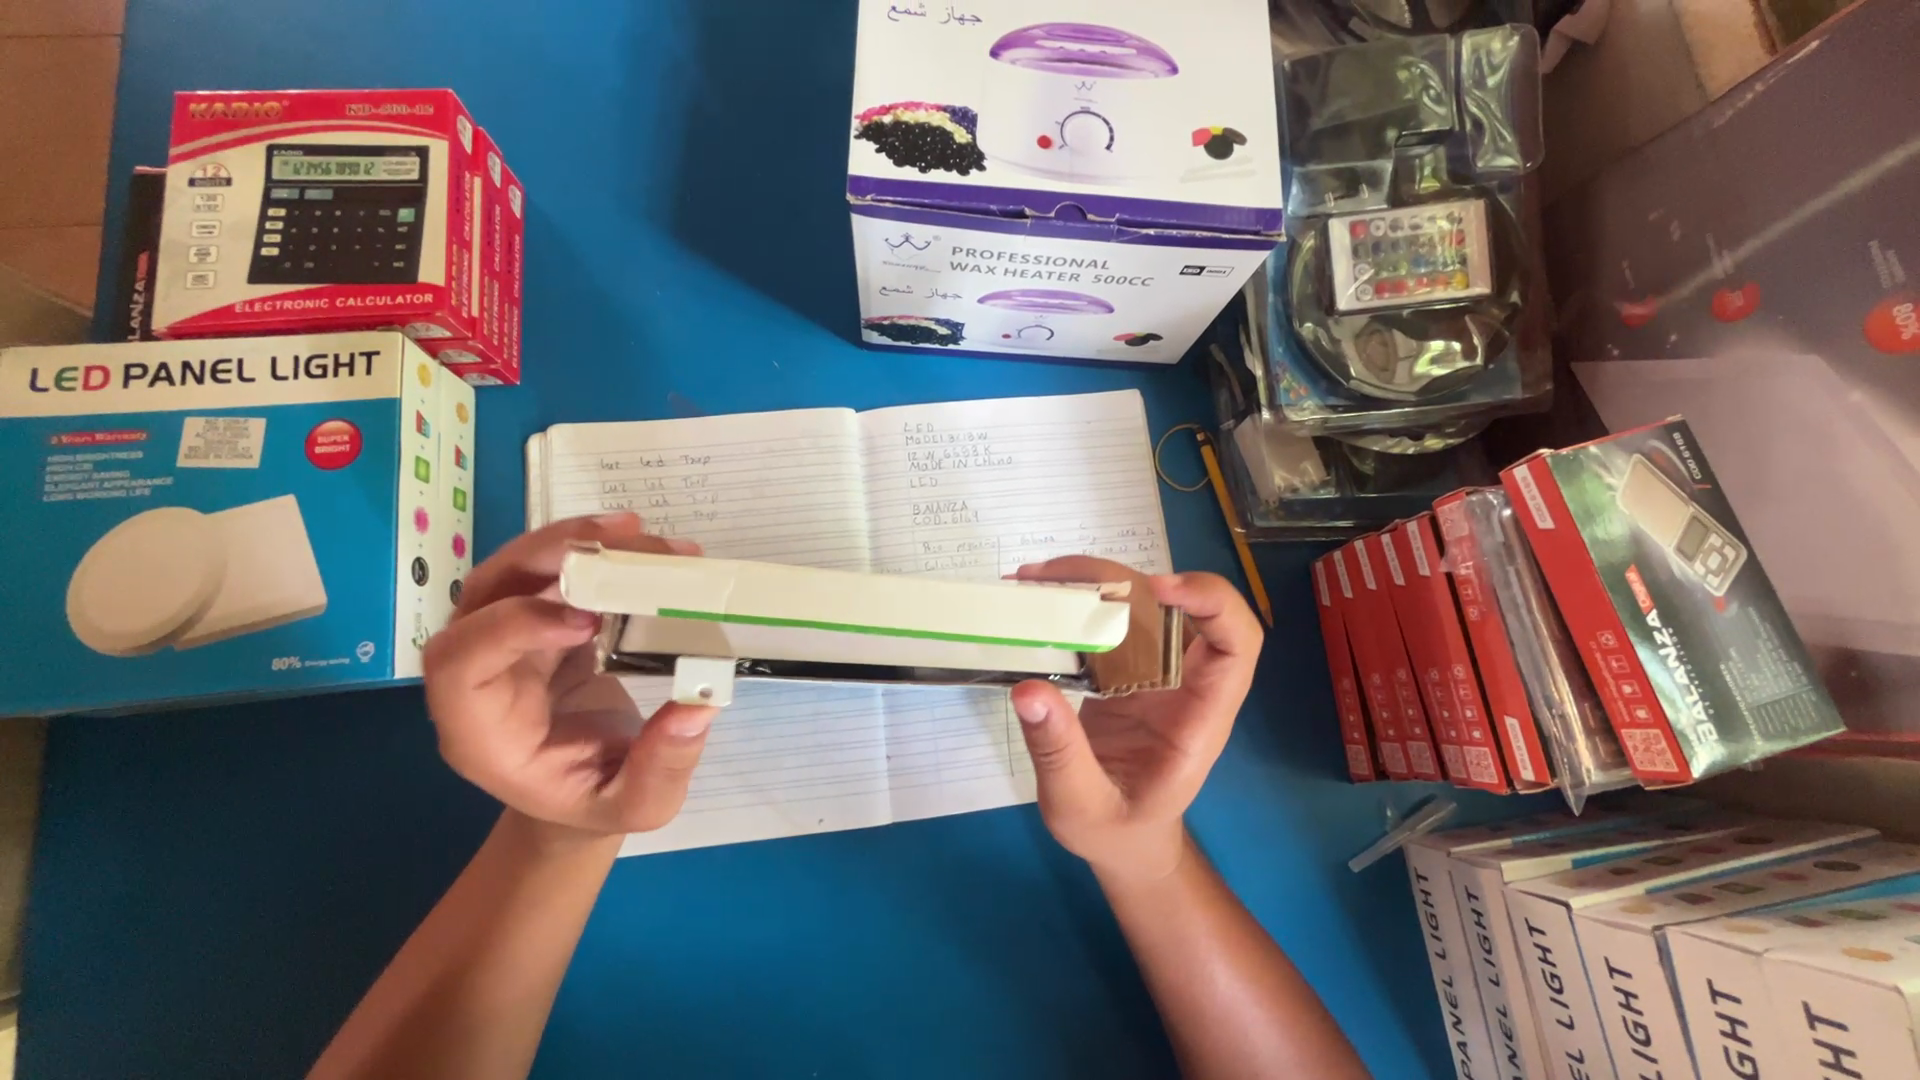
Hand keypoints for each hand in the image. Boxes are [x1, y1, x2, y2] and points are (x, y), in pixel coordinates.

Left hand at [423, 512, 719, 839]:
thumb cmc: (596, 801)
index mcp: (481, 730)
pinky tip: (639, 546)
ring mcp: (506, 641)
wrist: (579, 789)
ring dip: (572, 542)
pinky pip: (552, 574)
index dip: (513, 627)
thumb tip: (700, 705)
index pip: (461, 663)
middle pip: (482, 596)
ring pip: (515, 571)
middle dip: (546, 556)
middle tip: (621, 541)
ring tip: (638, 531)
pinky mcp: (537, 622)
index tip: (589, 620)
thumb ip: (663, 767)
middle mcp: (481, 675)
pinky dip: (594, 553)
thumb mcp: (638, 806)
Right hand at [1009, 558, 1262, 882]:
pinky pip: (1106, 621)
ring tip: (1031, 581)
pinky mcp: (1121, 669)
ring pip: (1137, 605)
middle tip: (1055, 577)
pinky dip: (1070, 603)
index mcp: (1199, 717)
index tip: (1155, 588)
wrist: (1121, 839)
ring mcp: (1152, 671)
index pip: (1236, 644)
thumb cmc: (1117, 831)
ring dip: (1089, 583)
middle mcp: (1182, 682)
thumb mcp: (1081, 807)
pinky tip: (1031, 600)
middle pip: (1176, 608)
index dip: (1210, 603)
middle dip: (1121, 580)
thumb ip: (1059, 753)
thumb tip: (1028, 690)